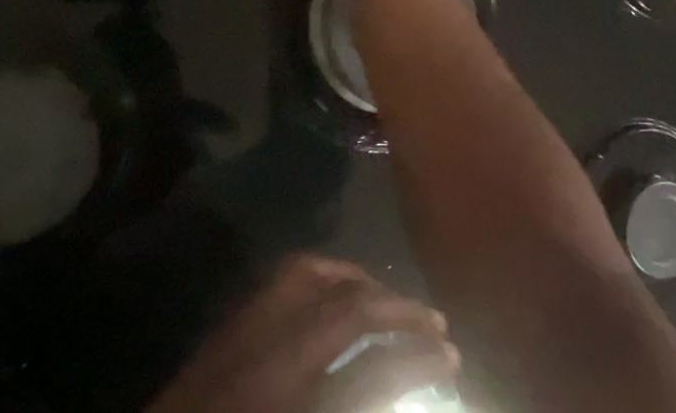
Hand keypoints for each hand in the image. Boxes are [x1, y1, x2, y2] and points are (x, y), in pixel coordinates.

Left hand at [147, 254, 458, 412]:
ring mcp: (238, 334)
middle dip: (395, 308)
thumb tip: (389, 378)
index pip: (371, 372)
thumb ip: (349, 397)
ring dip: (354, 281)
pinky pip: (277, 283)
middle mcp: (265, 357)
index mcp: (287, 394)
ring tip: (385, 299)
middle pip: (342, 307)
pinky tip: (332, 299)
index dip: (417, 360)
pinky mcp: (222, 331)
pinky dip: (316, 279)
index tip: (454, 357)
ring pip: (305, 277)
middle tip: (431, 324)